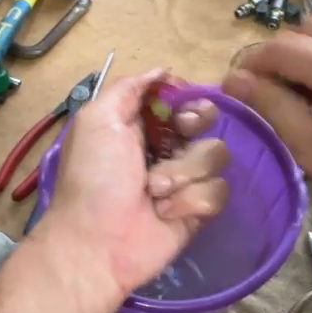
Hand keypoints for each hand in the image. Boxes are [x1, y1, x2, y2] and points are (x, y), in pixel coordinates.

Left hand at [33, 68, 230, 305]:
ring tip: (154, 192)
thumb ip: (129, 88)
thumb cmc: (93, 178)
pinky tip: (165, 213)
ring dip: (183, 172)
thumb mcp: (97, 119)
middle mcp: (165, 147)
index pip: (180, 97)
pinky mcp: (198, 210)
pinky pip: (218, 191)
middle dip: (195, 126)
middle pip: (207, 120)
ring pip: (216, 154)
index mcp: (140, 124)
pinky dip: (191, 201)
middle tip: (177, 138)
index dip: (185, 98)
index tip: (177, 108)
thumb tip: (164, 70)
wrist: (97, 242)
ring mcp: (185, 179)